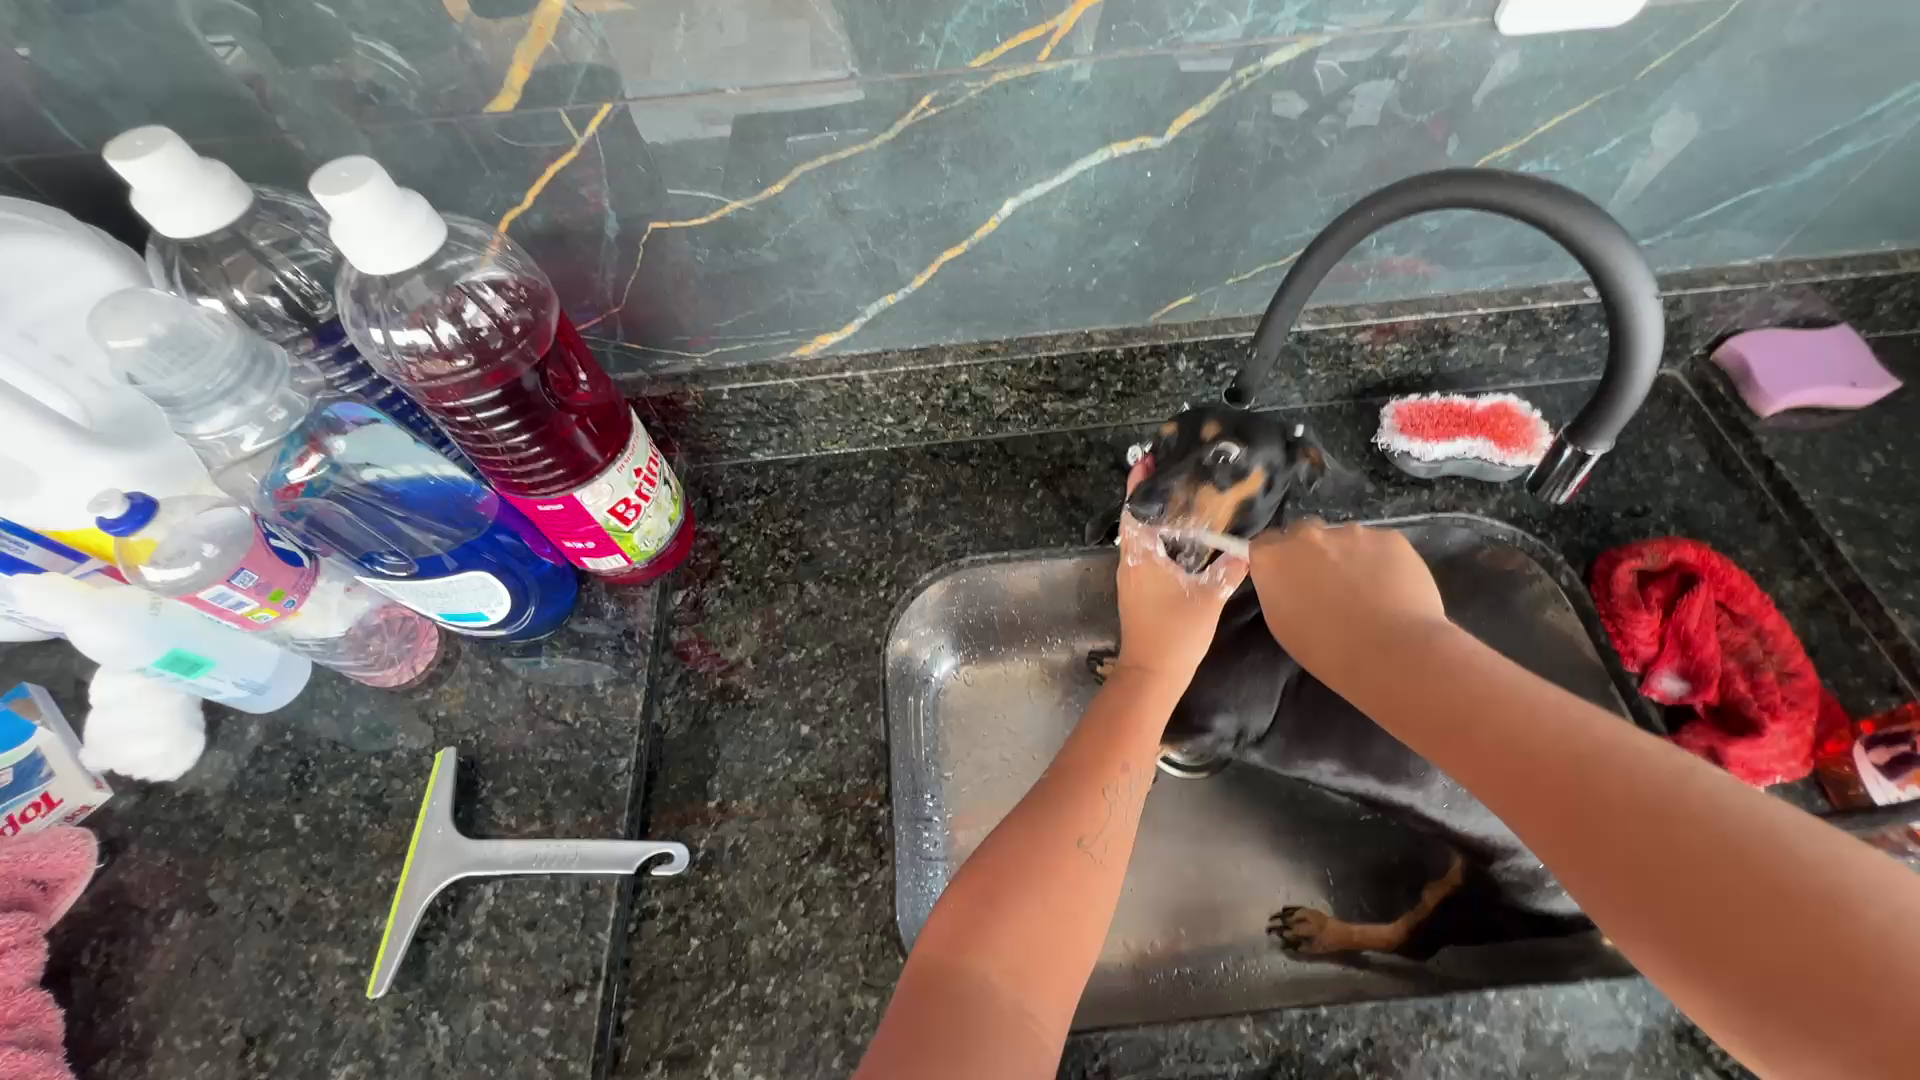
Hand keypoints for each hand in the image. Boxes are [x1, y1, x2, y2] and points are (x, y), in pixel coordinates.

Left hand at [1112, 460, 1247, 690]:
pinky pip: (1143, 554)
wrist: (1151, 674)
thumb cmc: (1175, 634)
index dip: (1138, 485)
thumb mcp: (1208, 599)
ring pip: (1137, 538)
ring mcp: (1130, 577)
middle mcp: (1129, 563)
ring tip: (1176, 499)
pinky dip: (1156, 539)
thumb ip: (1229, 571)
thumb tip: (1248, 549)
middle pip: (1133, 521)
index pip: (1134, 511)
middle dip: (1147, 497)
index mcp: (1140, 557)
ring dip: (1152, 518)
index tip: (1145, 461)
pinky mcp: (1136, 590)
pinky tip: (1177, 538)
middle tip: (1166, 473)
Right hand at [1248, 518, 1446, 670]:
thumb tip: (1288, 580)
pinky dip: (1381, 561)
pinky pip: (1378, 545)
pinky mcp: (1389, 537)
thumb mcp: (1280, 622)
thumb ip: (1277, 588)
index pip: (1265, 544)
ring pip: (1344, 538)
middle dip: (1311, 552)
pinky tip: (1391, 588)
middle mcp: (1307, 536)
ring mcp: (1350, 533)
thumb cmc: (1326, 648)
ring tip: (1366, 590)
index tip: (1288, 577)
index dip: (1278, 560)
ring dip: (1348, 555)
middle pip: (1303, 533)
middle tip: (1328, 584)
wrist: (1390, 651)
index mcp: (1272, 557)